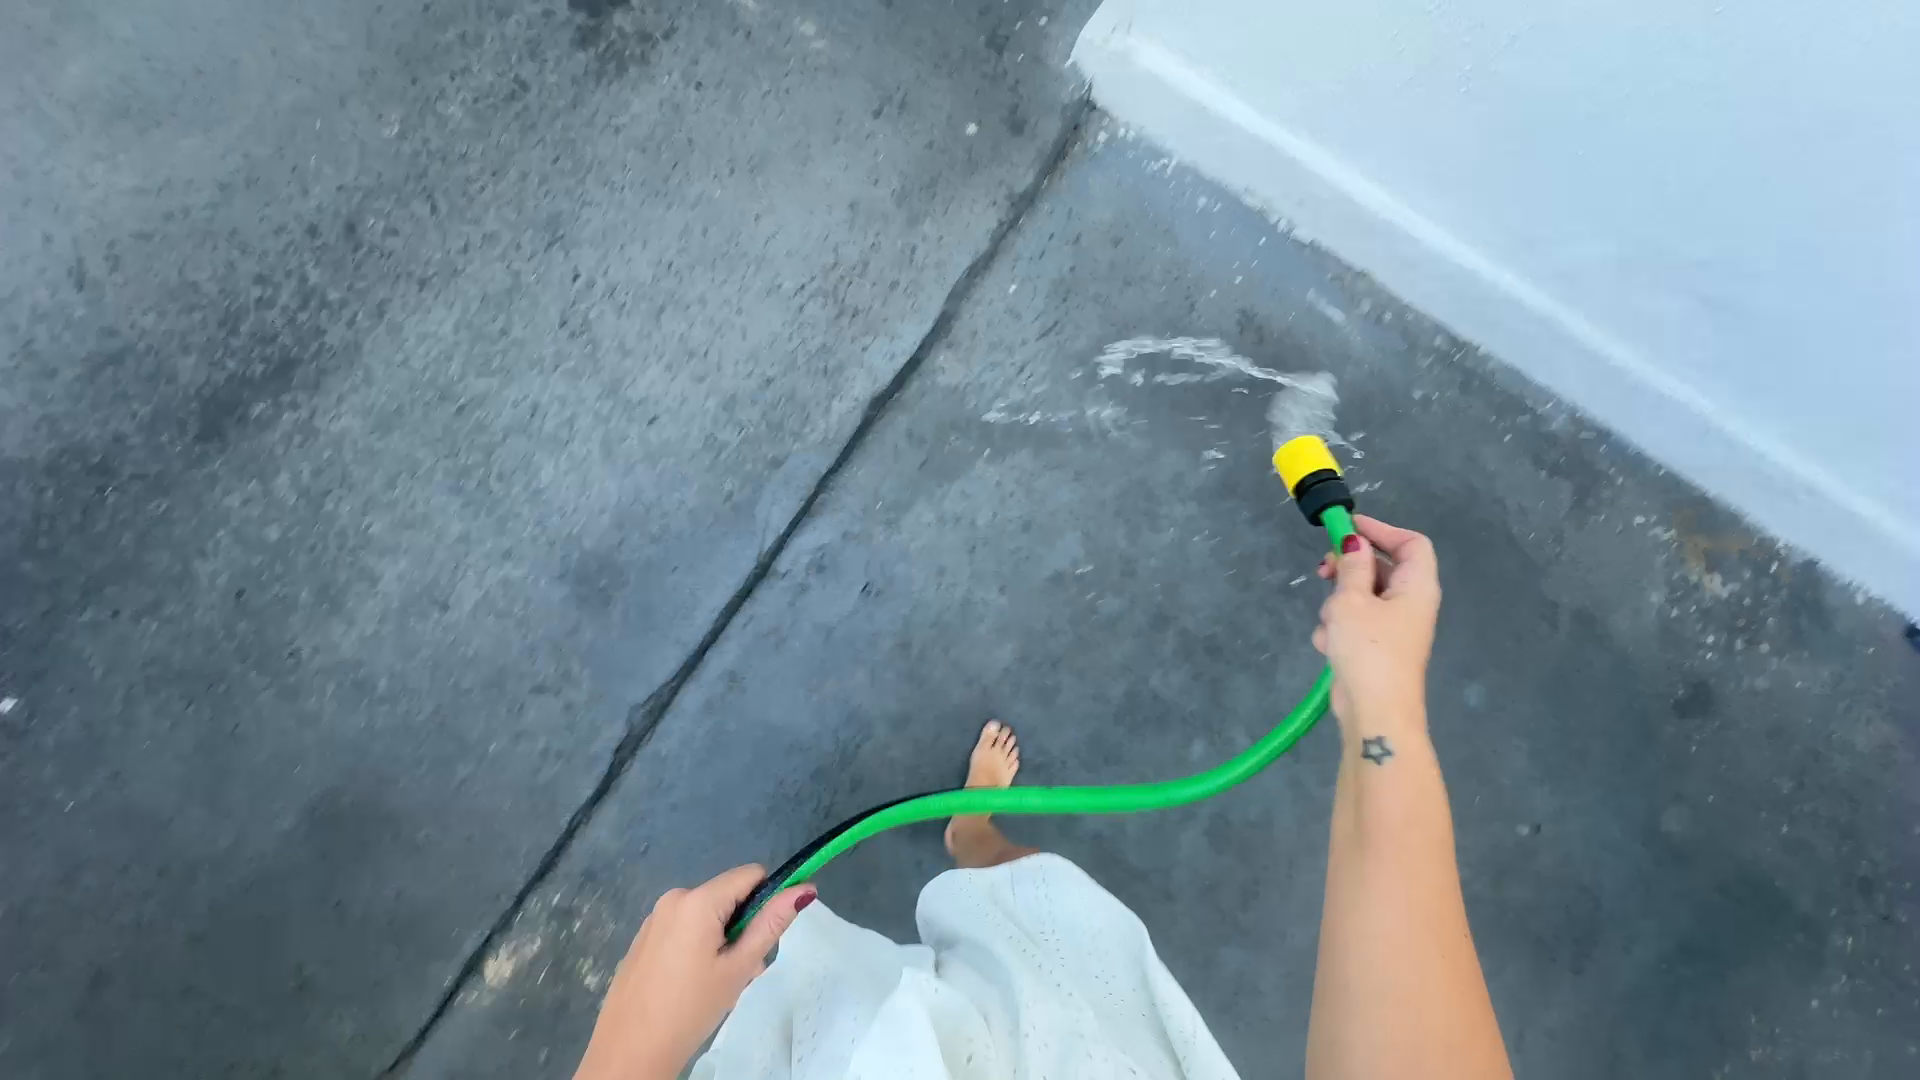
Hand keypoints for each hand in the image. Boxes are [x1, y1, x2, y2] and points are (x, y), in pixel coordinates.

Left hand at [573, 865, 815, 1079]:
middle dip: (743, 927)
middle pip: (729, 896)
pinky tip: (691, 984)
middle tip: (741, 971)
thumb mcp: (738, 968)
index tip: (763, 938)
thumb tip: (805, 888)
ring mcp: (655, 917)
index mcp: (698, 900)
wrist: (626, 1057)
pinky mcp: (643, 938)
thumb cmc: (689, 1010)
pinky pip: (685, 927)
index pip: (751, 875)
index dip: (767, 901)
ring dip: (723, 939)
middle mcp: (674, 897)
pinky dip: (698, 946)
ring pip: (708, 914)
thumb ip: (771, 924)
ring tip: (718, 983)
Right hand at [1311, 515, 1440, 739]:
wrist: (1374, 711)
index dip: (1381, 530)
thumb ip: (1352, 567)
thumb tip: (1354, 542)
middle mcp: (1410, 603)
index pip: (1411, 543)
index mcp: (1416, 587)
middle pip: (1380, 568)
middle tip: (1322, 570)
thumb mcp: (1352, 601)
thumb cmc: (1367, 649)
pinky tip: (1329, 645)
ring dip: (1337, 604)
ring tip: (1329, 623)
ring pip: (1360, 596)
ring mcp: (1392, 626)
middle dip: (1347, 568)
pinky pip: (1353, 622)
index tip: (1346, 527)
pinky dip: (1337, 629)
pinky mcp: (1374, 646)